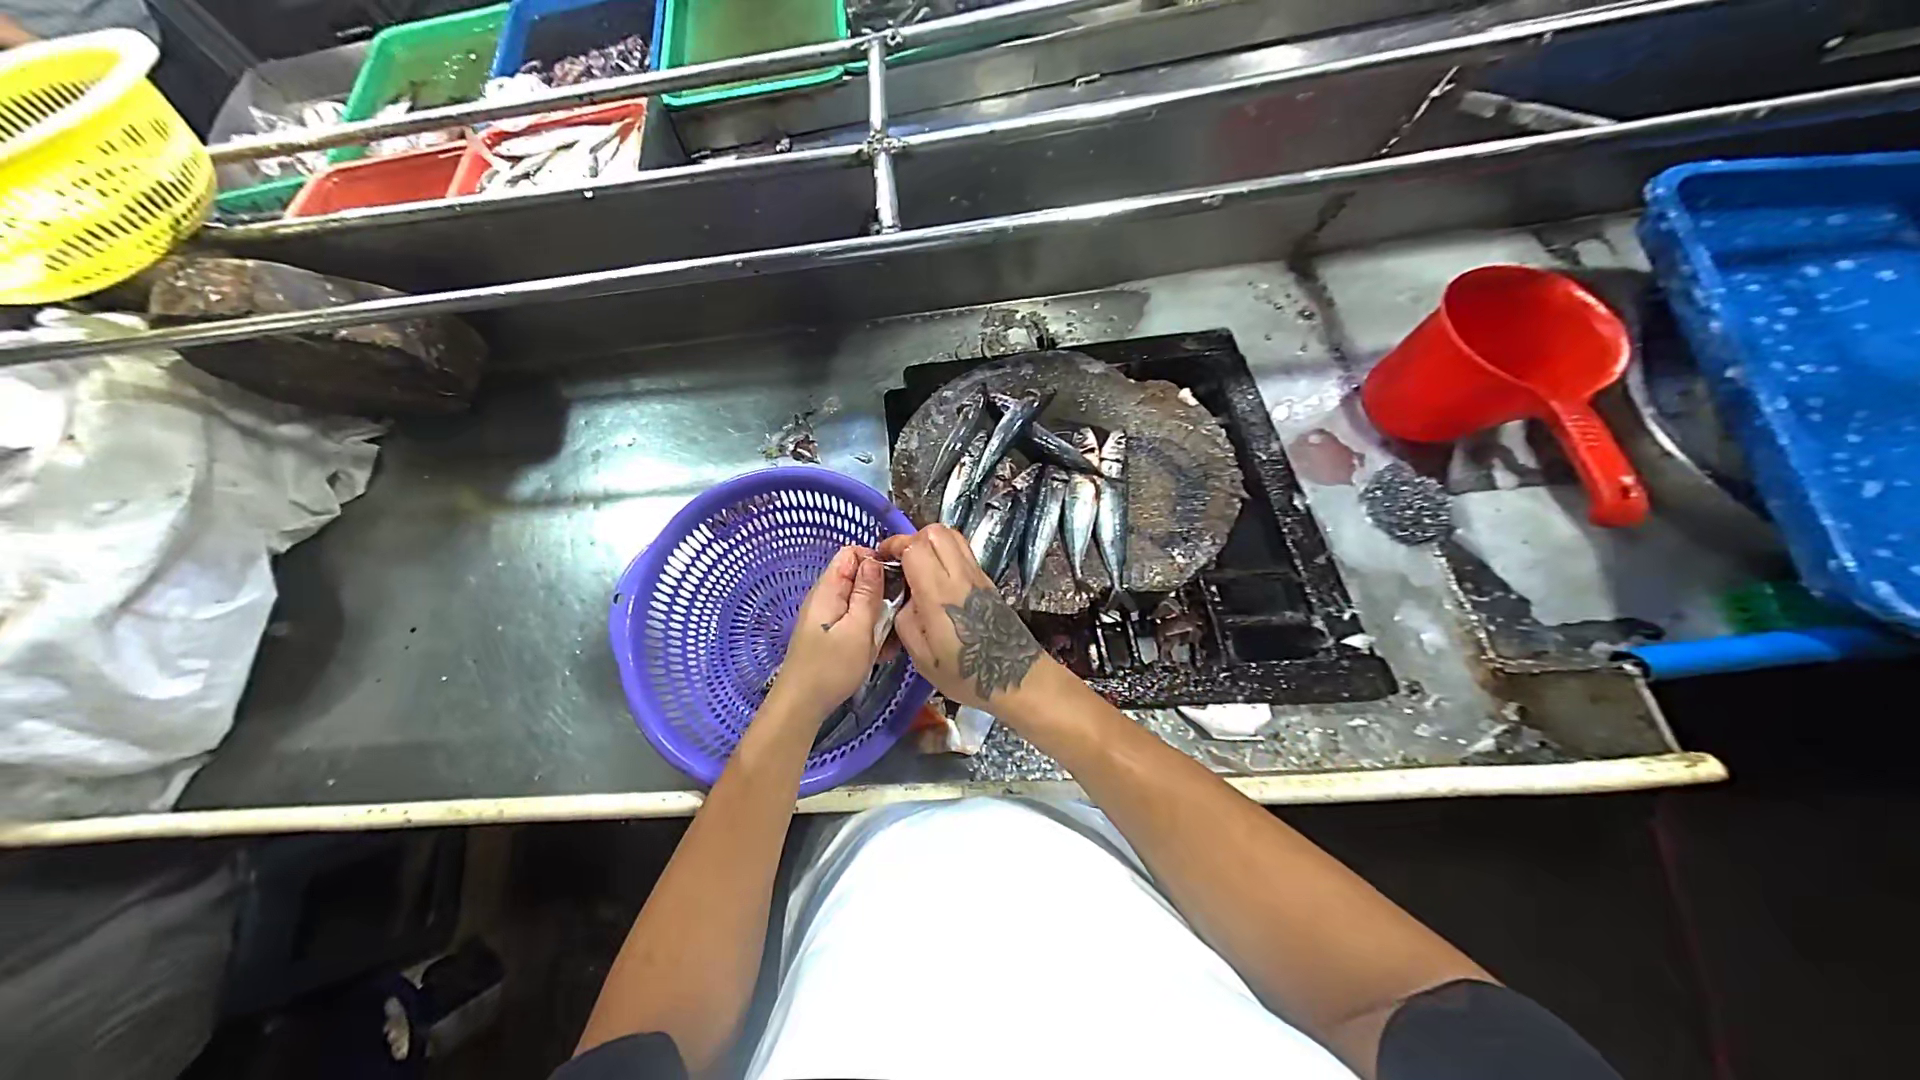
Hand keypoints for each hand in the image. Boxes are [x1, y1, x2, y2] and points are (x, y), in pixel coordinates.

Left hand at [764, 545, 885, 723]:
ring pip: (860, 601)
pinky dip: (870, 630)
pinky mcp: (831, 634)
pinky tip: (880, 651)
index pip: (852, 553)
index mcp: (829, 588)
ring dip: (879, 615)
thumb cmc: (832, 667)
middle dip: (882, 591)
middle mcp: (826, 596)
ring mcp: (827, 616)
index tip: (897, 581)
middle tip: (898, 613)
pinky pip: (856, 621)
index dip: (876, 560)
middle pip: (859, 577)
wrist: (802, 706)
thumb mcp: (858, 629)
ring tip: (891, 637)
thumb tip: (875, 561)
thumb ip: (868, 593)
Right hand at [877, 524, 1057, 712]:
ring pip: (952, 536)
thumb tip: (904, 598)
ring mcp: (977, 575)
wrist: (1016, 678)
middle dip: (912, 539)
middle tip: (901, 560)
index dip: (894, 546)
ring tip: (920, 566)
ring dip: (931, 543)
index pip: (914, 547)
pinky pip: (963, 552)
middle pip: (935, 531)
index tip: (882, 559)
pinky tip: (938, 579)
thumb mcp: (921, 656)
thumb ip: (905, 620)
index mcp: (939, 594)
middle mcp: (960, 576)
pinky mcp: (988, 581)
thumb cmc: (966, 674)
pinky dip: (946, 553)